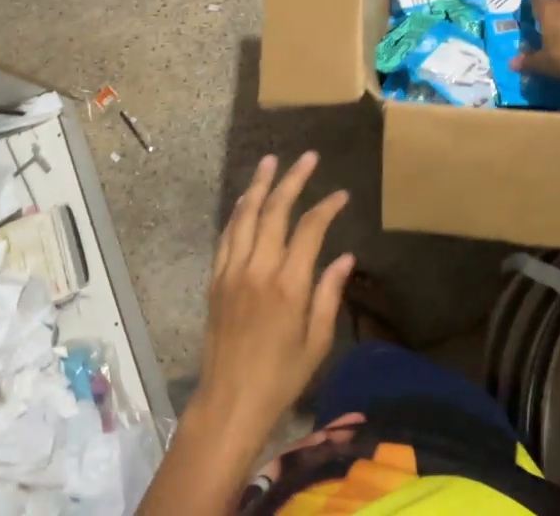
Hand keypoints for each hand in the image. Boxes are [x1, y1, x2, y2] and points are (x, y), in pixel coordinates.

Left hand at [193, 152, 353, 437]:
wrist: (230, 400)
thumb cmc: (281, 376)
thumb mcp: (318, 342)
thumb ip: (330, 295)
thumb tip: (345, 257)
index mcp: (289, 285)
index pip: (310, 229)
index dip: (327, 207)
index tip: (342, 195)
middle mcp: (258, 269)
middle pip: (275, 211)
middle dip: (293, 180)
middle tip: (308, 158)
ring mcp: (232, 271)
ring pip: (245, 215)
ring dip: (259, 185)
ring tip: (271, 161)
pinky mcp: (215, 279)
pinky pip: (227, 235)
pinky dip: (238, 212)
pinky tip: (245, 200)